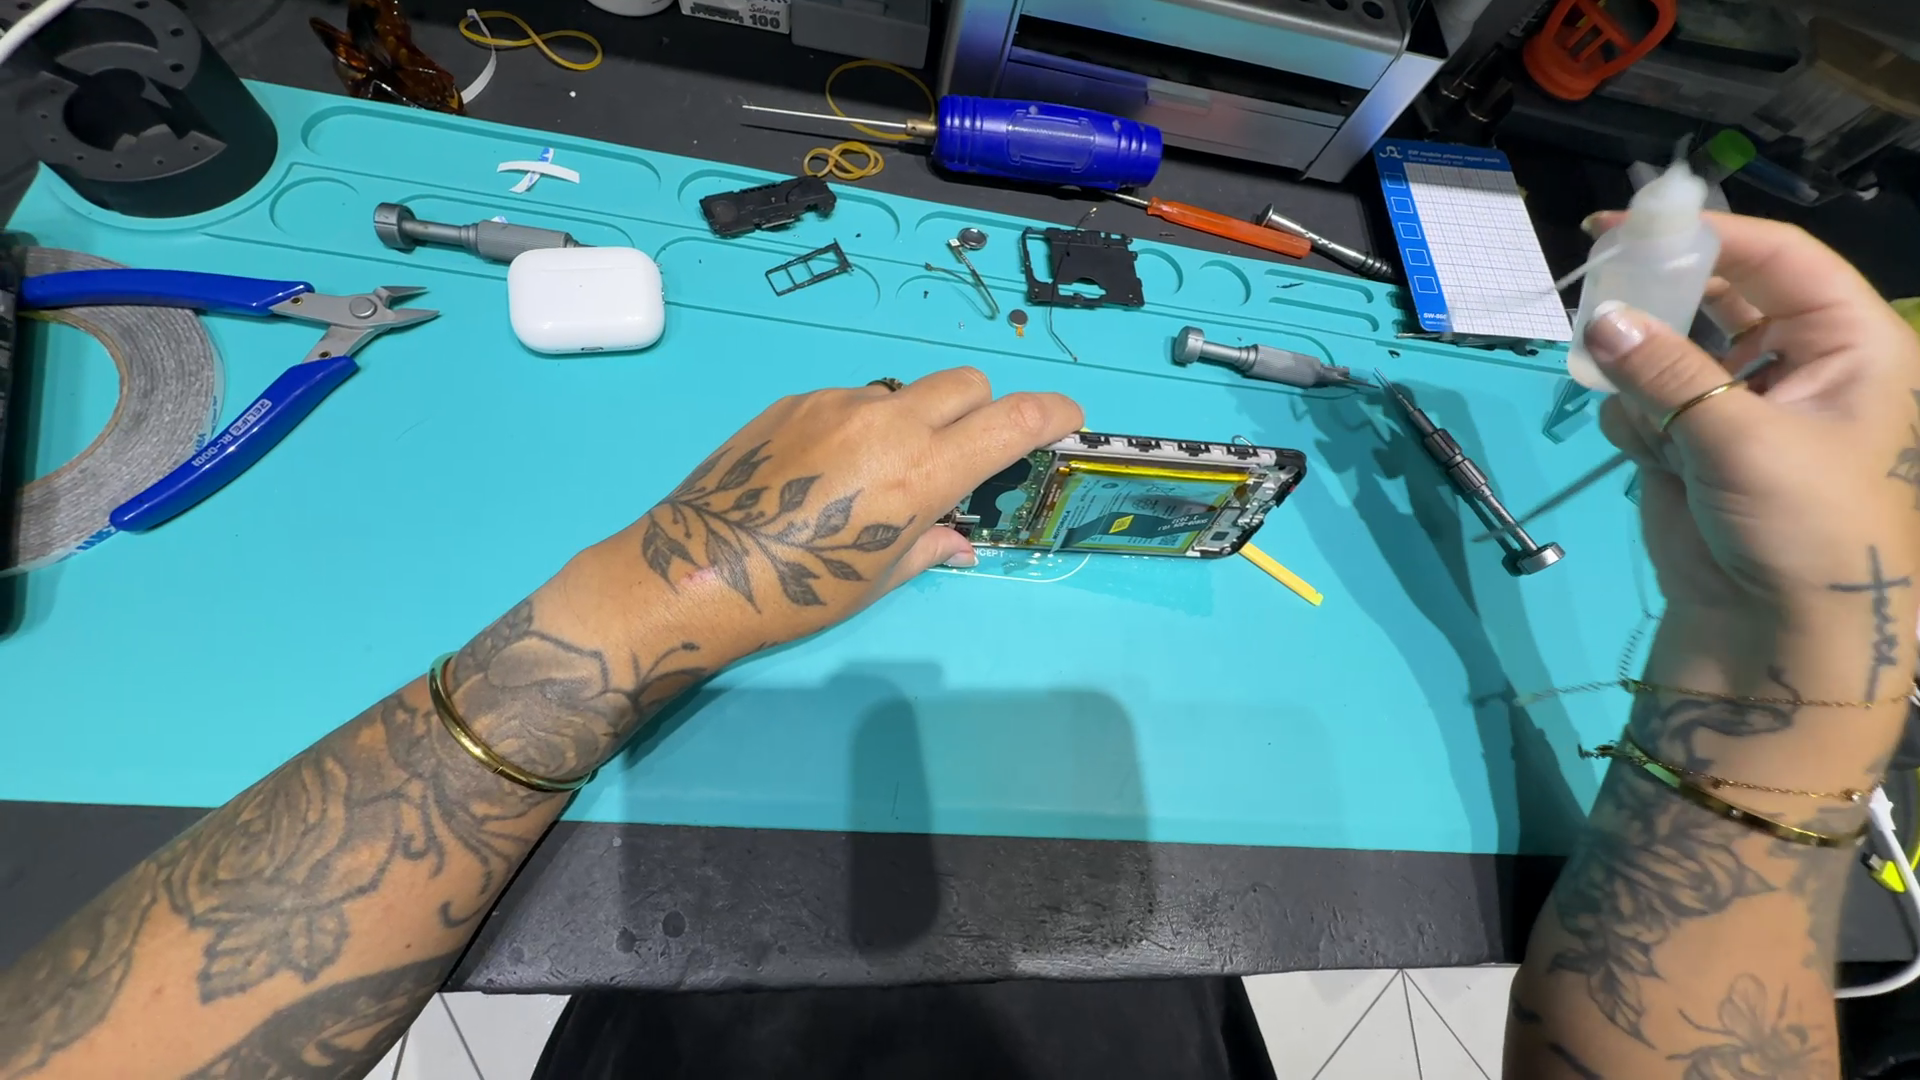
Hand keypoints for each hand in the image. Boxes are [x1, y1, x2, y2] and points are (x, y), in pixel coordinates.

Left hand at [557, 367, 1082, 671]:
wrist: (693, 569)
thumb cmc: (798, 592)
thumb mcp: (879, 578)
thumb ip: (931, 544)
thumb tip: (958, 540)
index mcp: (920, 473)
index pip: (1012, 421)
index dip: (1051, 413)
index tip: (1066, 418)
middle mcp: (887, 422)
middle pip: (967, 383)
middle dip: (982, 411)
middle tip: (963, 454)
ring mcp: (837, 402)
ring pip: (907, 390)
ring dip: (919, 418)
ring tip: (880, 470)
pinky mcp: (795, 398)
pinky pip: (855, 398)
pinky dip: (867, 423)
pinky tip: (829, 466)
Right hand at [1582, 212, 1919, 627]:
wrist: (1768, 614)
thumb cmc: (1799, 519)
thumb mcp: (1738, 438)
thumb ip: (1665, 373)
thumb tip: (1597, 318)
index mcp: (1843, 343)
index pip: (1775, 261)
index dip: (1704, 235)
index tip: (1623, 226)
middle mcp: (1786, 361)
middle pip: (1710, 299)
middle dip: (1656, 303)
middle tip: (1596, 295)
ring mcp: (1727, 400)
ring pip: (1658, 353)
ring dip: (1637, 378)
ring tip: (1648, 422)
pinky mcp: (1680, 437)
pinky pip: (1632, 404)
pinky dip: (1627, 422)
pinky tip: (1648, 457)